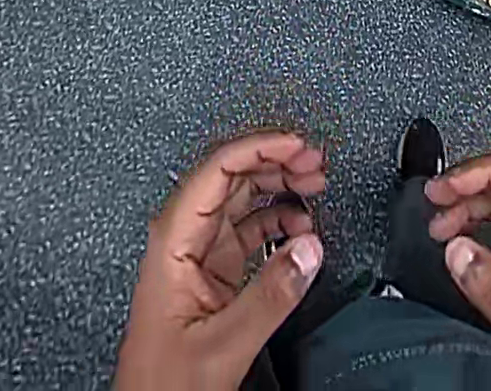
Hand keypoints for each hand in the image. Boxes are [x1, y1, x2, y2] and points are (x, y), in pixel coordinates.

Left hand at [113, 132, 326, 390]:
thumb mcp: (222, 346)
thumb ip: (271, 294)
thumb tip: (310, 245)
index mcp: (176, 241)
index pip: (218, 168)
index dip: (260, 147)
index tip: (296, 145)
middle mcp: (187, 237)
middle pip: (235, 174)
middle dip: (279, 160)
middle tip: (314, 160)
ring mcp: (202, 251)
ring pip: (246, 194)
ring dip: (283, 182)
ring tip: (315, 182)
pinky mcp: (218, 268)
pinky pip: (254, 223)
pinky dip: (282, 215)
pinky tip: (302, 224)